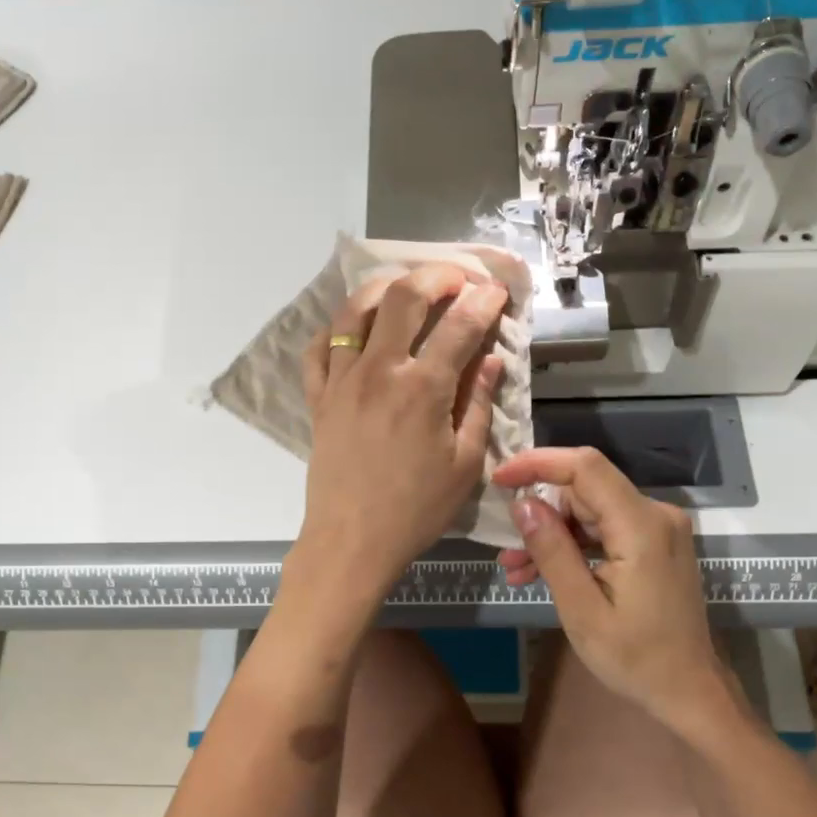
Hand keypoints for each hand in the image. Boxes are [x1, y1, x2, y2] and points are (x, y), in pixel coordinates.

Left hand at [295, 263, 507, 592]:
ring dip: (385, 287)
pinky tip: (355, 332)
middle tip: (457, 279)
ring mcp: (342, 381)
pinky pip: (319, 348)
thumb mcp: (465, 464)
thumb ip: (478, 405)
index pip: (460, 325)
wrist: (352, 541)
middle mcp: (379, 371)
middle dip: (437, 275)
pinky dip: (337, 330)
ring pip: (355, 311)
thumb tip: (491, 360)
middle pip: (404, 297)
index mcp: (423, 389)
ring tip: (407, 288)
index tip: (497, 291)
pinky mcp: (318, 398)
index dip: (484, 301)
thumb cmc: (416, 510)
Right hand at [493, 448, 734, 723]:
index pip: (586, 468)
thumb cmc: (635, 657)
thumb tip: (523, 504)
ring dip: (553, 534)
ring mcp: (659, 529)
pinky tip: (544, 572)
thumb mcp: (581, 609)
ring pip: (592, 510)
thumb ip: (552, 550)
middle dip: (540, 512)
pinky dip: (575, 545)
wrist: (688, 690)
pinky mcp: (656, 544)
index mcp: (642, 527)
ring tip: (518, 570)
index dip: (538, 463)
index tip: (499, 479)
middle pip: (586, 490)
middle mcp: (656, 515)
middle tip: (506, 549)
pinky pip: (607, 529)